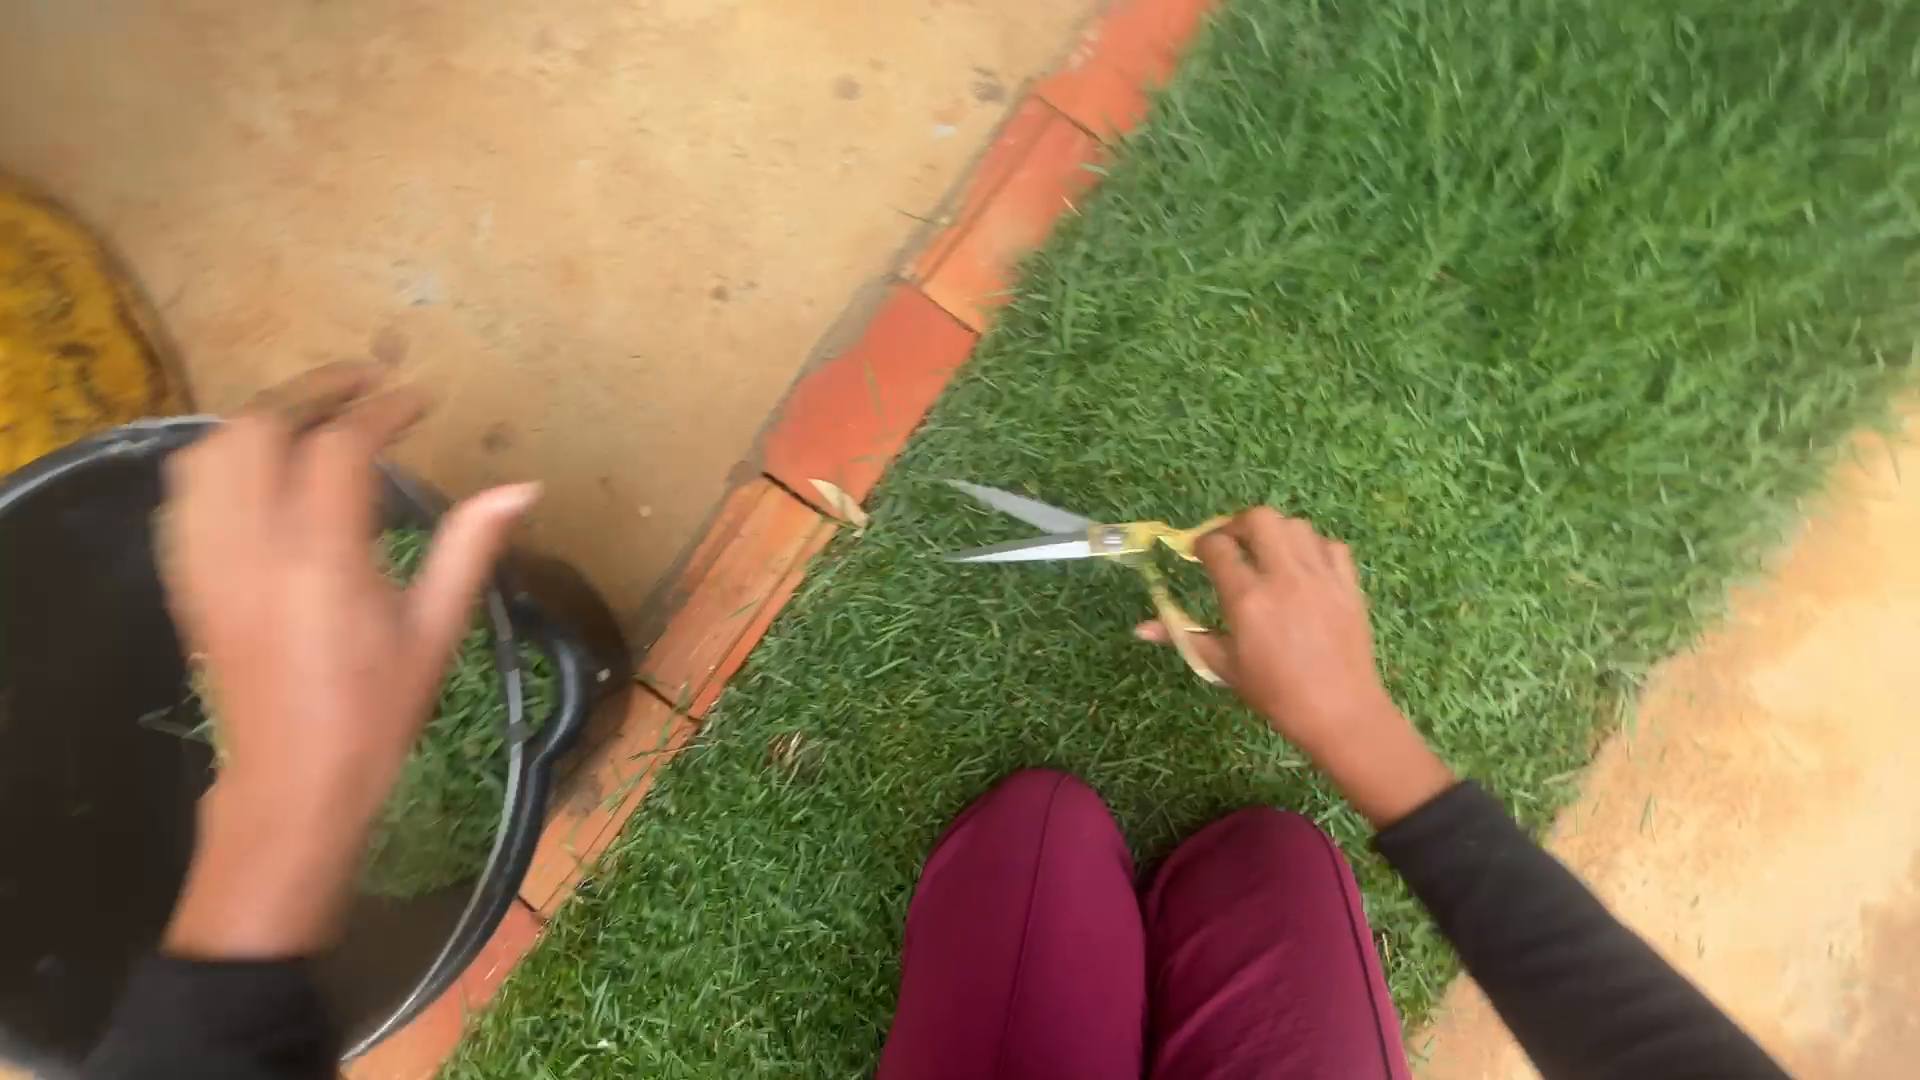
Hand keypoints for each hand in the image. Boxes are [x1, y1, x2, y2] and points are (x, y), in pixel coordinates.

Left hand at [160, 363, 539, 957]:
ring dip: (259, 419)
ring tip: (315, 415)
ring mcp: (206, 565)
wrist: (294, 780)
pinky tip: (266, 469)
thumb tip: (524, 488)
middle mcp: (250, 550)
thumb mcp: (439, 626)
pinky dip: (223, 460)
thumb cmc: (381, 707)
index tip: (419, 401)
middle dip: (309, 393)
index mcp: (323, 561)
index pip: (340, 451)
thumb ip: (472, 547)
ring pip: (205, 456)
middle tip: (365, 385)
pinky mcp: (188, 582)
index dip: (381, 412)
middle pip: (253, 433)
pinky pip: (184, 495)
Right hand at [1136, 507, 1453, 825]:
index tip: (1198, 554)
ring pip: (1295, 525)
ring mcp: (1320, 577)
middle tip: (1230, 544)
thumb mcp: (1222, 665)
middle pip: (1259, 519)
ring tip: (1266, 554)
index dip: (1201, 544)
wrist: (1340, 712)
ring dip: (1274, 533)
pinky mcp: (1348, 584)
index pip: (1217, 546)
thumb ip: (1182, 636)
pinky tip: (1303, 568)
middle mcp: (1283, 577)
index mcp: (1246, 599)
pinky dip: (1312, 548)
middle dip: (1237, 524)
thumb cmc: (1274, 692)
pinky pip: (1330, 545)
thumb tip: (1140, 628)